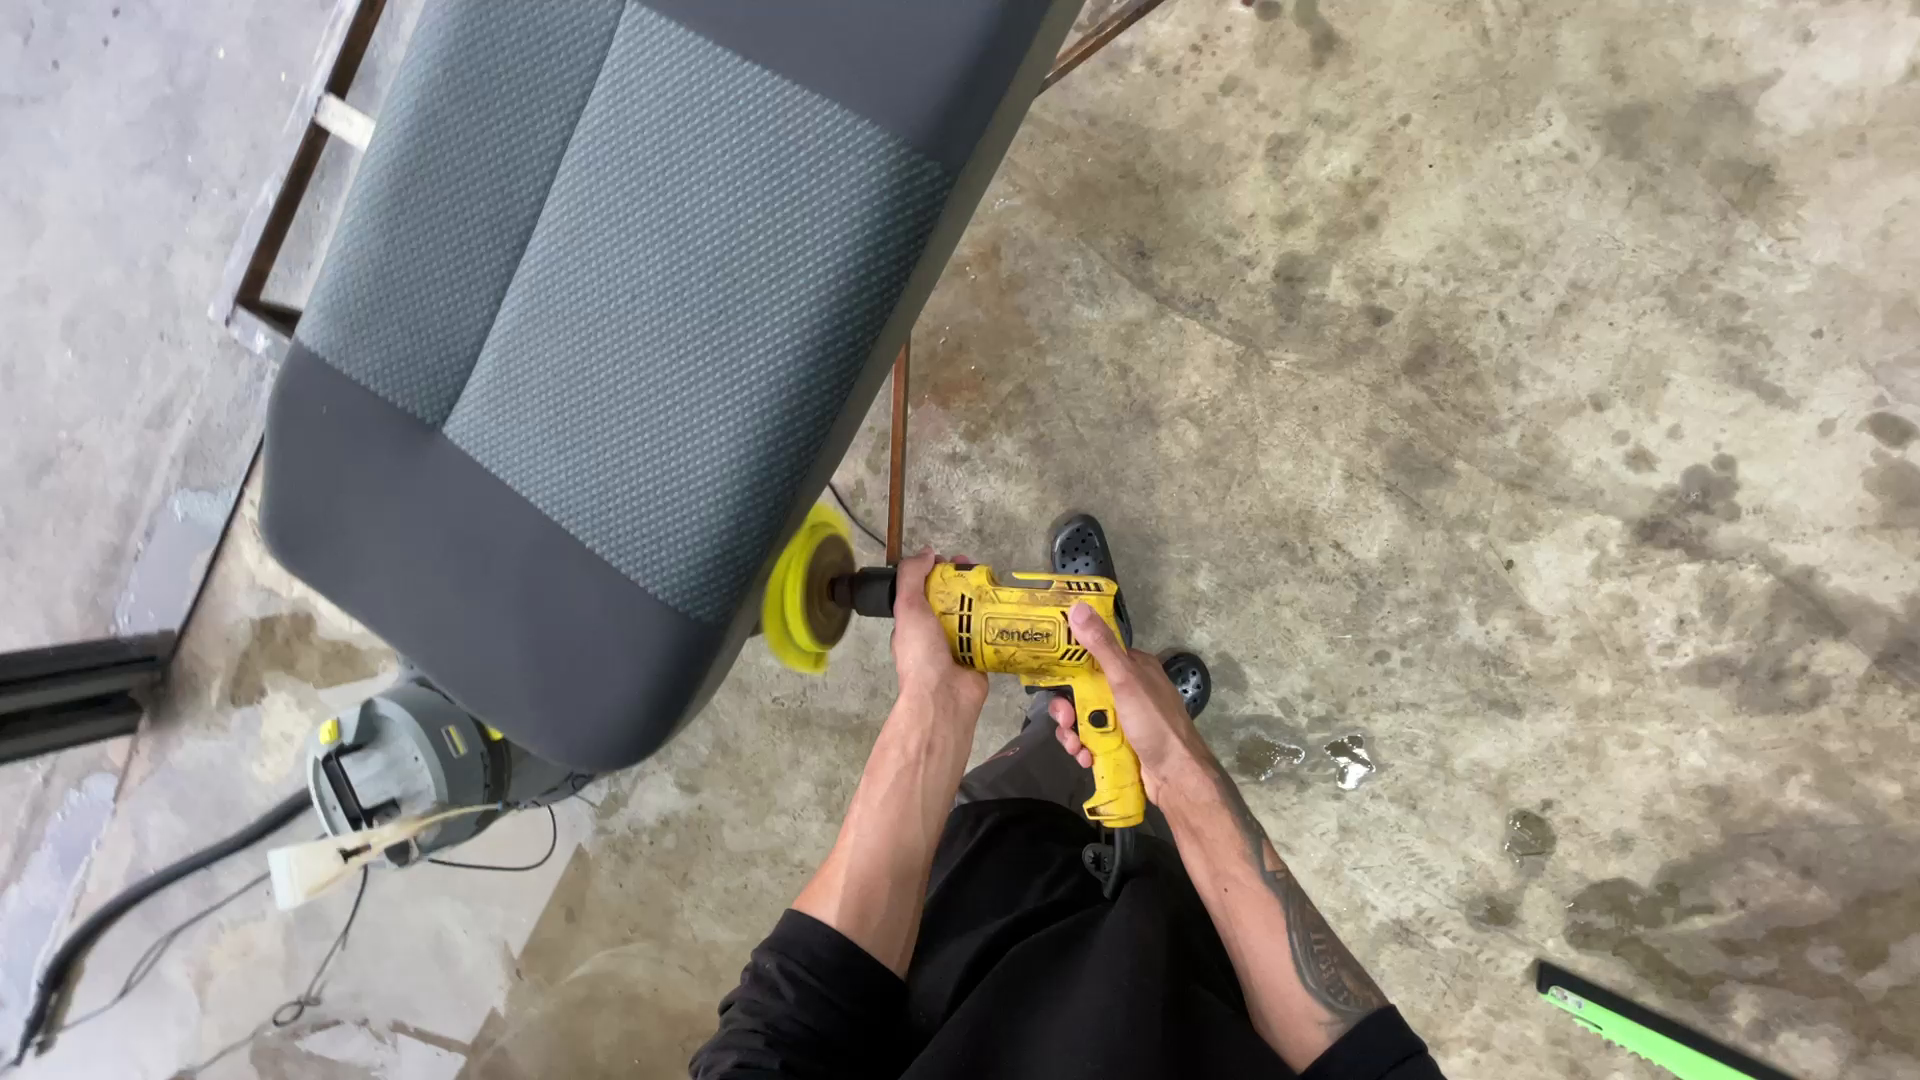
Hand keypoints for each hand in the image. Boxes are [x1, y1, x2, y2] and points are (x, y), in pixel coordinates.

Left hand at [891, 549, 988, 713]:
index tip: (952, 559)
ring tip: (996, 580)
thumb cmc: (921, 652)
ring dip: (983, 596)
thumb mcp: (907, 608)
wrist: (944, 696)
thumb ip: (911, 577)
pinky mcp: (980, 656)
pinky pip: (990, 633)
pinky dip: (999, 620)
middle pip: (952, 598)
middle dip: (964, 580)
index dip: (938, 571)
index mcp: (914, 622)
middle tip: (979, 566)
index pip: (925, 589)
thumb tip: (926, 552)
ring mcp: (959, 645)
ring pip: (973, 613)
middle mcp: (935, 632)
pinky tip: (1008, 604)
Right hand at [1049, 602, 1210, 799]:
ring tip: (1075, 746)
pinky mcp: (1121, 743)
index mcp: (1134, 667)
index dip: (1070, 666)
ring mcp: (1125, 718)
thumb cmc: (1154, 722)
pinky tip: (1086, 758)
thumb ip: (1101, 646)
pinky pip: (1092, 739)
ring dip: (1074, 732)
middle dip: (1068, 708)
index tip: (1052, 679)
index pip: (1094, 655)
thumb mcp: (1125, 680)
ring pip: (1085, 717)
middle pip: (1083, 691)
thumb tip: (1077, 607)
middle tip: (1066, 721)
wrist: (1177, 776)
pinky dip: (1084, 748)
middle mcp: (1129, 689)